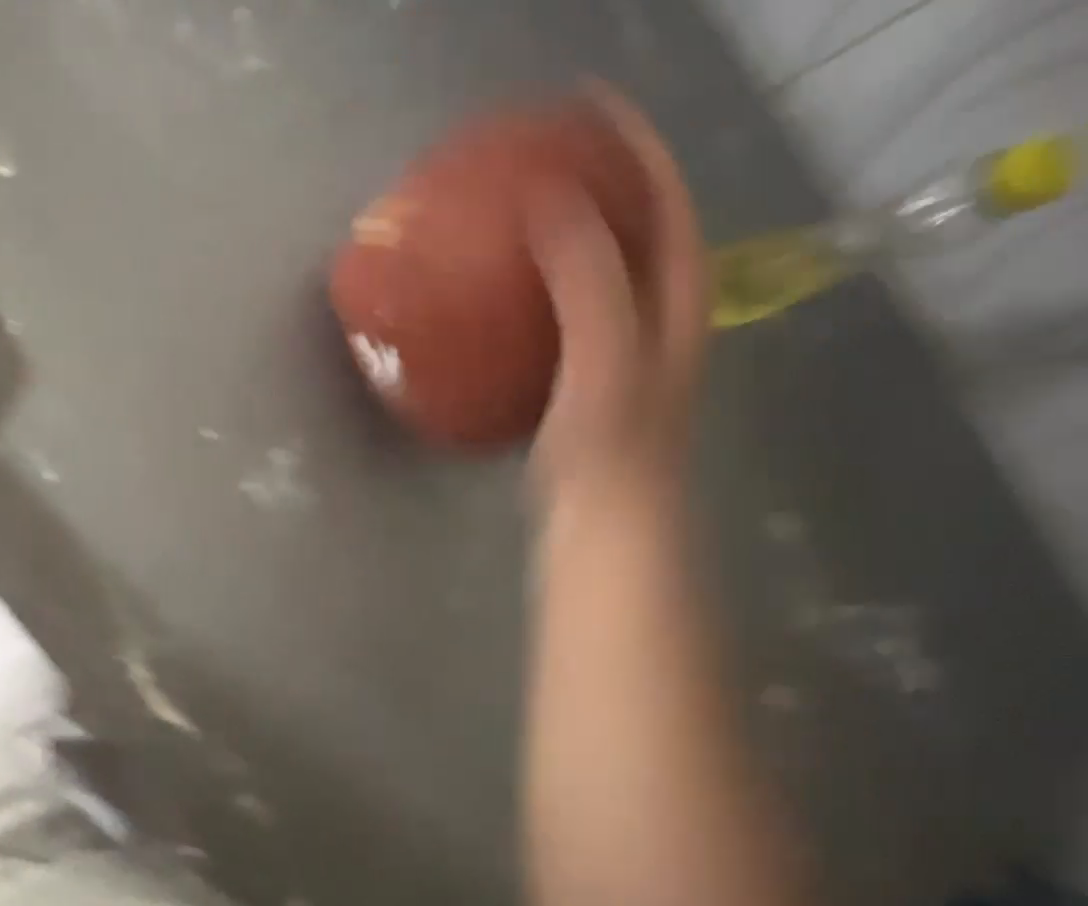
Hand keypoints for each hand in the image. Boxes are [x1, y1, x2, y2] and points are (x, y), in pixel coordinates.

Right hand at [527, 87, 708, 513]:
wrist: (606, 533)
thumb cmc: (610, 450)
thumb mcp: (604, 354)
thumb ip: (587, 275)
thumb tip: (549, 197)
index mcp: (678, 300)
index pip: (665, 197)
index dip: (634, 144)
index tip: (584, 106)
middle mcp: (659, 317)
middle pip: (637, 225)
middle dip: (600, 178)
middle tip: (543, 151)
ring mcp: (621, 352)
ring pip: (599, 268)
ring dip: (565, 230)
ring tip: (516, 206)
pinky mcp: (582, 383)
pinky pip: (561, 311)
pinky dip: (533, 286)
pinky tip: (493, 293)